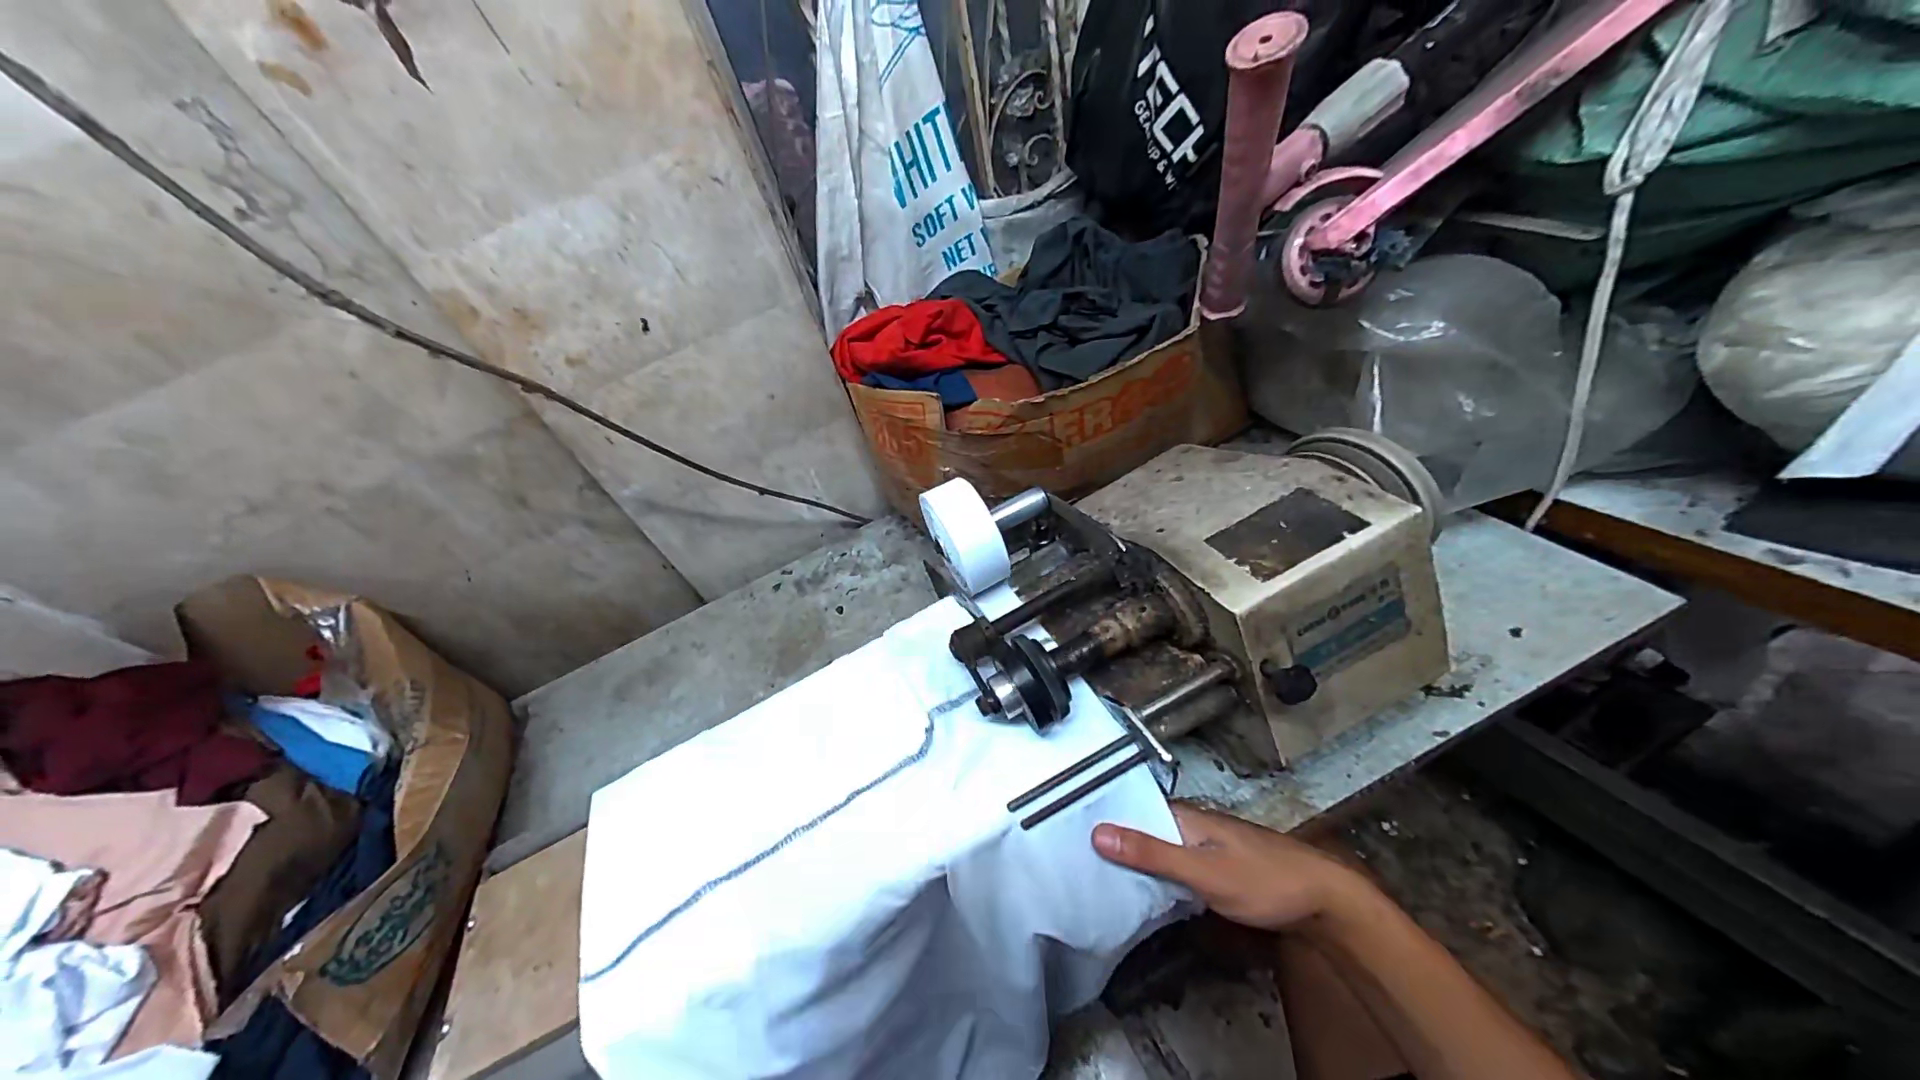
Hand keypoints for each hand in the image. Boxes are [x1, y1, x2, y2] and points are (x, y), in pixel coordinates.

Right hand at [1092, 803, 1369, 932]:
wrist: (1324, 903)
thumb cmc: (1265, 881)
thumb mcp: (1203, 871)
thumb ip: (1152, 854)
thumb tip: (1098, 832)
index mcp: (1184, 816)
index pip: (1132, 808)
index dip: (1102, 817)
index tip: (1067, 829)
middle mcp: (1191, 826)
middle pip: (1142, 829)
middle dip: (1113, 841)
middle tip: (1074, 858)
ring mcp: (1204, 848)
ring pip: (1157, 849)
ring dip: (1133, 860)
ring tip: (1095, 875)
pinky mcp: (1213, 870)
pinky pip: (1172, 867)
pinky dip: (1154, 876)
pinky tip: (1139, 892)